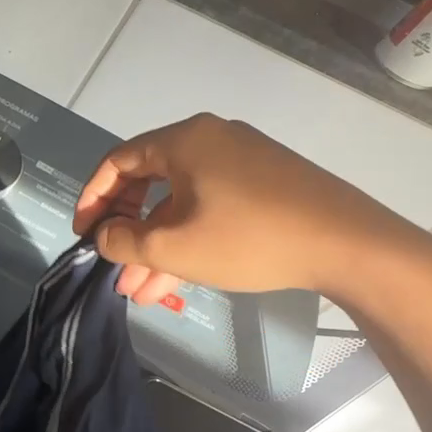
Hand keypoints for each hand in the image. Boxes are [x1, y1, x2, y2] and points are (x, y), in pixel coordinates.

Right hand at [73, 114, 431, 304]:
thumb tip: (105, 235)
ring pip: (178, 202)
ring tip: (138, 290)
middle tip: (111, 263)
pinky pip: (206, 207)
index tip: (83, 234)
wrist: (348, 244)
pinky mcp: (264, 184)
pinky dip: (185, 238)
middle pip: (147, 182)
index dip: (92, 199)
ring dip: (154, 245)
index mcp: (184, 141)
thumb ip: (122, 240)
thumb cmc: (248, 238)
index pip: (117, 162)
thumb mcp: (170, 247)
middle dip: (125, 229)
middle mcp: (210, 140)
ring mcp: (240, 161)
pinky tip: (172, 281)